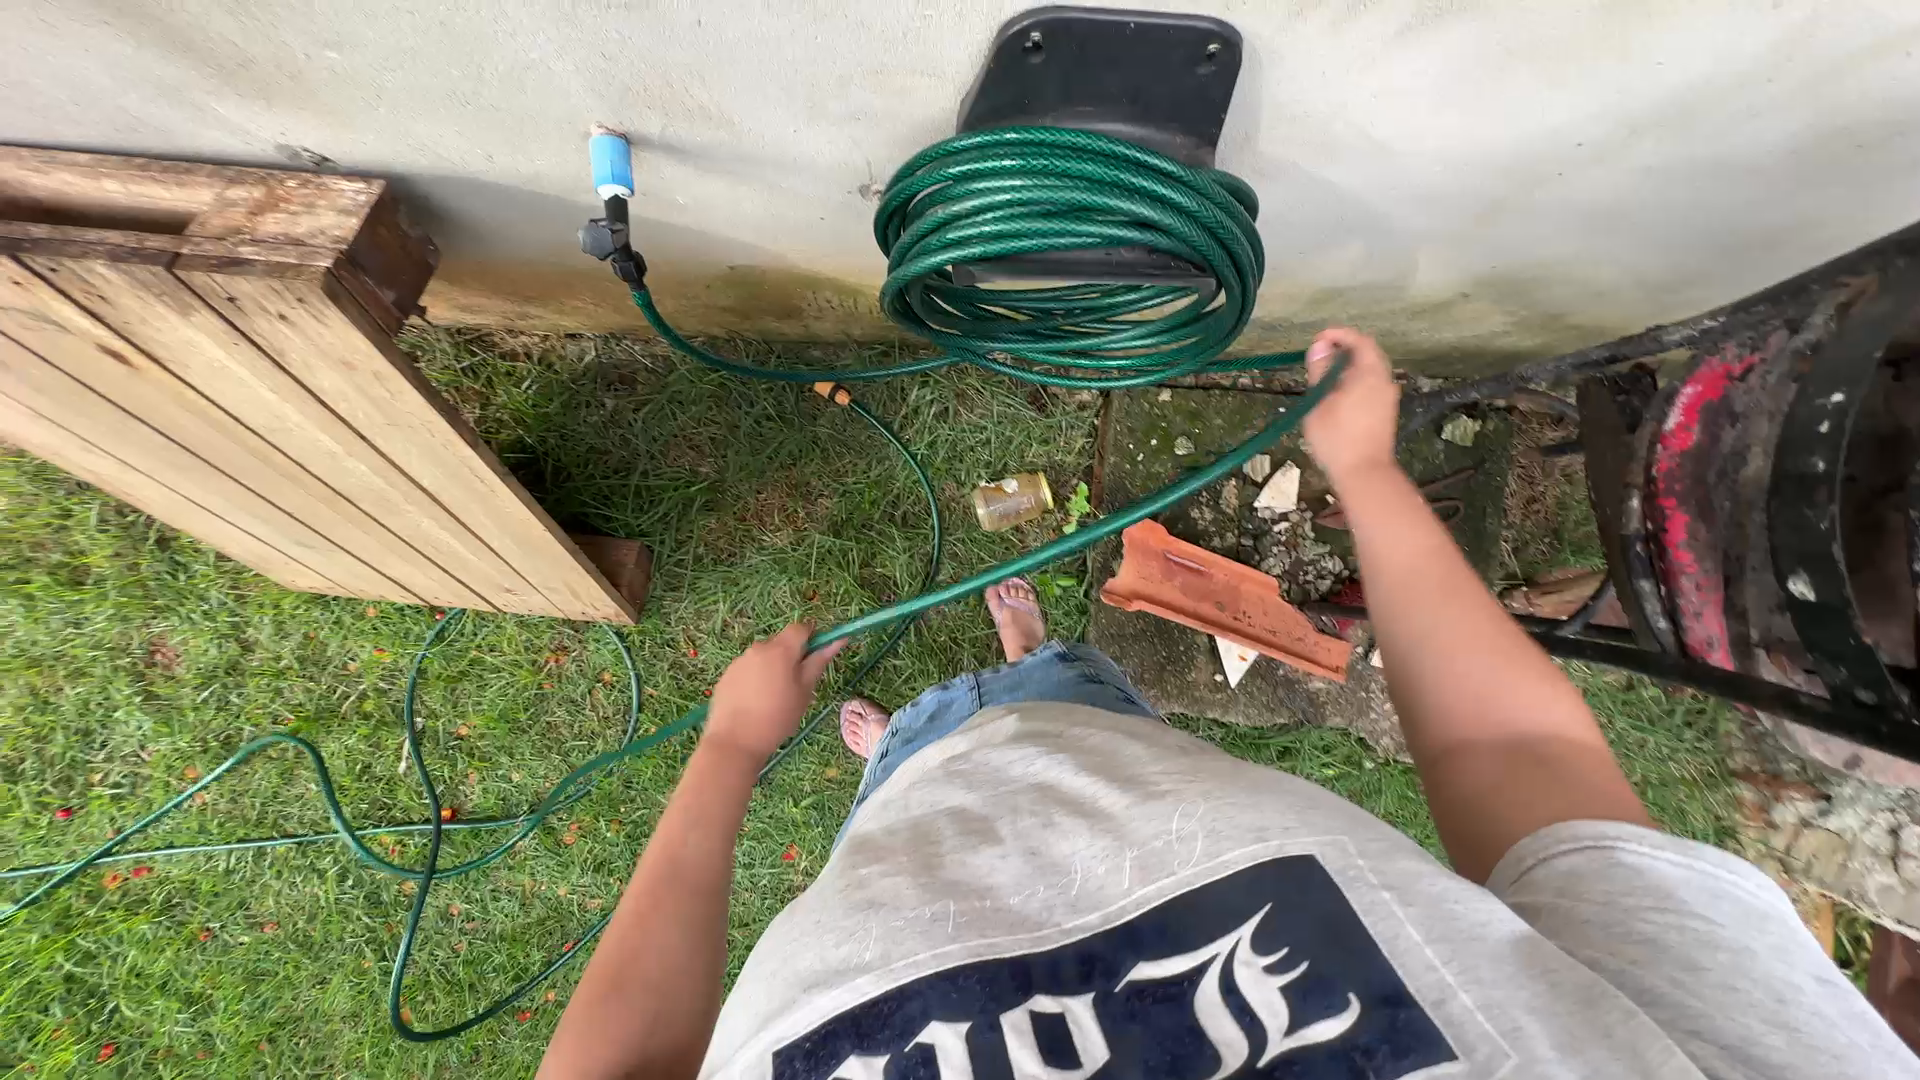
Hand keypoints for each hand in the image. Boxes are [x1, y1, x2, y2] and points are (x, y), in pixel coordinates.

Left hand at [703, 623, 846, 763]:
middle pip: (781, 641)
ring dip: (772, 667)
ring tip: (773, 697)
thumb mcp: (805, 690)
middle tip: (795, 684)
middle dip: (790, 655)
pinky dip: (755, 678)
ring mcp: (739, 661)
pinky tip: (755, 702)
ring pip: (764, 656)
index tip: (813, 657)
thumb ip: (819, 661)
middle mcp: (758, 648)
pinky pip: (748, 668)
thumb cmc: (779, 716)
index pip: (800, 627)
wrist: (735, 741)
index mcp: (781, 649)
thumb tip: (839, 639)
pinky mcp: (727, 675)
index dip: (811, 637)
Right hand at [1302, 327, 1400, 486]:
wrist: (1364, 472)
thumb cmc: (1336, 438)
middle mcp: (1384, 380)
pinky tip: (1336, 394)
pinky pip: (1370, 384)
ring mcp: (1387, 396)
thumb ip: (1320, 372)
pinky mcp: (1385, 410)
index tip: (1318, 339)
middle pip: (1367, 354)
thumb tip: (1319, 346)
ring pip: (1369, 370)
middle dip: (1343, 349)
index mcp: (1370, 374)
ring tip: (1323, 376)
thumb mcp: (1320, 403)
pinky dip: (1354, 380)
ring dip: (1348, 366)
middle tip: (1318, 355)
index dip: (1339, 335)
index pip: (1360, 341)